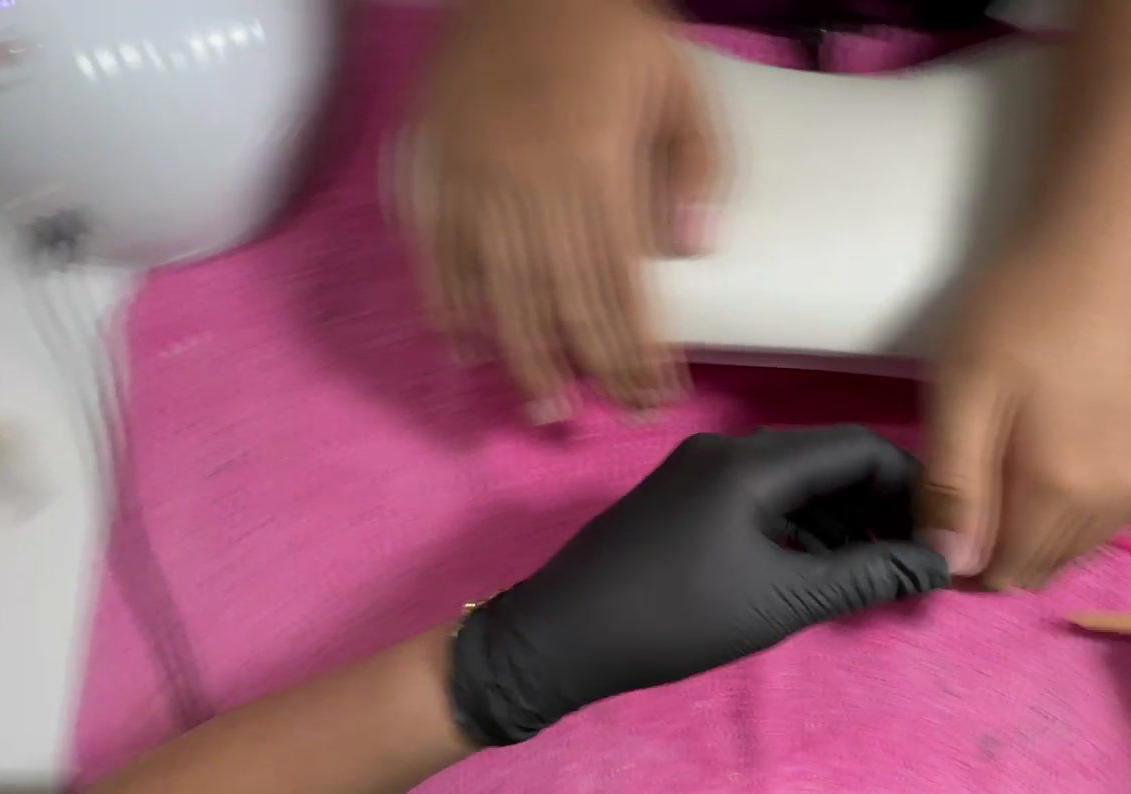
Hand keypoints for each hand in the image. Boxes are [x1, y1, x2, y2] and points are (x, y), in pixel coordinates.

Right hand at [408, 0, 716, 419]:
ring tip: (545, 410)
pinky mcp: (434, 166)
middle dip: (594, 367)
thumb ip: (697, 166)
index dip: (639, 349)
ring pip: (501, 288)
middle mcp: (530, 178)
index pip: (621, 283)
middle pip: (565, 298)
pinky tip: (466, 351)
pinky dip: (449, 304)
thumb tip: (692, 254)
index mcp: (595, 161)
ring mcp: (474, 174)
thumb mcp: (679, 81)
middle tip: (611, 417)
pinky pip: (436, 249)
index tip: (655, 396)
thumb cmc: (612, 28)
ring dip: (525, 357)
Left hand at [449, 427, 950, 745]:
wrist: (564, 635)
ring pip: (792, 481)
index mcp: (754, 461)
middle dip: (875, 508)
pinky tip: (811, 565)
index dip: (911, 488)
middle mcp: (729, 448)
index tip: (936, 536)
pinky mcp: (684, 496)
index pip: (860, 449)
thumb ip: (863, 576)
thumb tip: (934, 566)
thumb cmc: (675, 618)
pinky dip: (794, 526)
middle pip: (827, 461)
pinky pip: (757, 498)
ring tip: (867, 572)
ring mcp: (700, 469)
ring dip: (836, 520)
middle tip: (906, 560)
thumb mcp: (780, 599)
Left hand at [923, 238, 1130, 588]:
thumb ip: (955, 486)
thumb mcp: (964, 392)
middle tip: (975, 494)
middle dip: (1005, 548)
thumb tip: (952, 565)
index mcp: (1064, 491)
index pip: (1008, 572)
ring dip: (1049, 528)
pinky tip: (1076, 454)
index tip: (944, 528)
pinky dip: (1094, 503)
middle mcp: (1127, 501)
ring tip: (1020, 469)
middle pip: (1050, 563)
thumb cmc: (1029, 305)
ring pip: (1091, 540)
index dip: (968, 565)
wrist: (1130, 230)